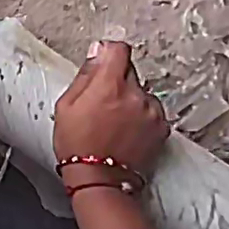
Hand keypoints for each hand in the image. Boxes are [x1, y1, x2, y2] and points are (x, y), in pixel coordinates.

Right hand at [53, 40, 169, 182]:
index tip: (103, 61)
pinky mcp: (162, 127)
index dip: (109, 53)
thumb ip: (85, 75)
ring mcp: (151, 111)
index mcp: (109, 84)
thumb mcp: (66, 105)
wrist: (98, 178)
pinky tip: (125, 130)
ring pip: (141, 92)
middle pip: (129, 72)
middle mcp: (135, 94)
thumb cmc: (76, 144)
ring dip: (130, 99)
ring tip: (113, 121)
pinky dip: (141, 116)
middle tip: (101, 102)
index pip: (119, 50)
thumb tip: (97, 53)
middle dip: (116, 81)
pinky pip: (151, 111)